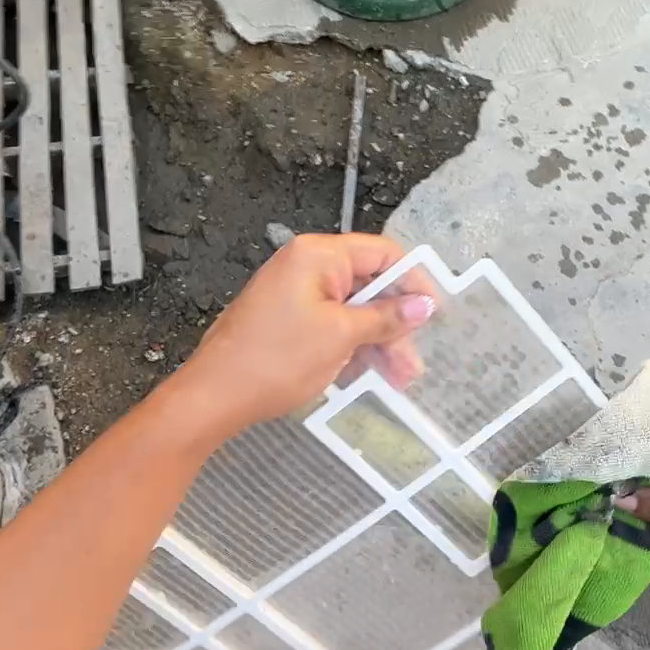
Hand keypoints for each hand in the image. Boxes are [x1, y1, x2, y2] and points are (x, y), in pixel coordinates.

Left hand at [174, 233, 435, 432]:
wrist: (215, 396)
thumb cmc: (279, 358)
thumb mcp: (341, 336)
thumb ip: (387, 317)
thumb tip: (426, 304)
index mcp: (318, 255)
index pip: (381, 254)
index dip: (412, 282)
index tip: (434, 314)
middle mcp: (307, 266)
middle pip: (369, 286)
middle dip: (395, 325)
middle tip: (414, 365)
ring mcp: (297, 294)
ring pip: (353, 312)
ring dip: (378, 344)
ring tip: (400, 380)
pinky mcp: (289, 321)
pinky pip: (333, 326)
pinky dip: (353, 348)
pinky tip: (370, 377)